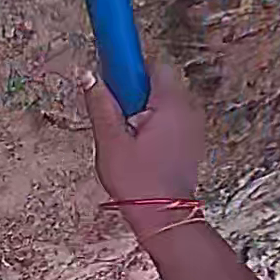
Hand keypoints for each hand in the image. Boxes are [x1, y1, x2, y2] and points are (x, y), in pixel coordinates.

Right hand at [81, 63, 204, 201]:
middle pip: (157, 82)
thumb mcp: (110, 140)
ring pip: (162, 101)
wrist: (162, 215)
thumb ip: (100, 104)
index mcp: (170, 104)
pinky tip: (135, 145)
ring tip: (123, 135)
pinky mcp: (189, 140)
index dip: (129, 67)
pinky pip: (168, 118)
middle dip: (131, 92)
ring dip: (139, 109)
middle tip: (113, 116)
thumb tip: (88, 74)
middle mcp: (188, 110)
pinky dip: (150, 122)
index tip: (109, 77)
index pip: (154, 65)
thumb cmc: (136, 178)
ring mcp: (192, 126)